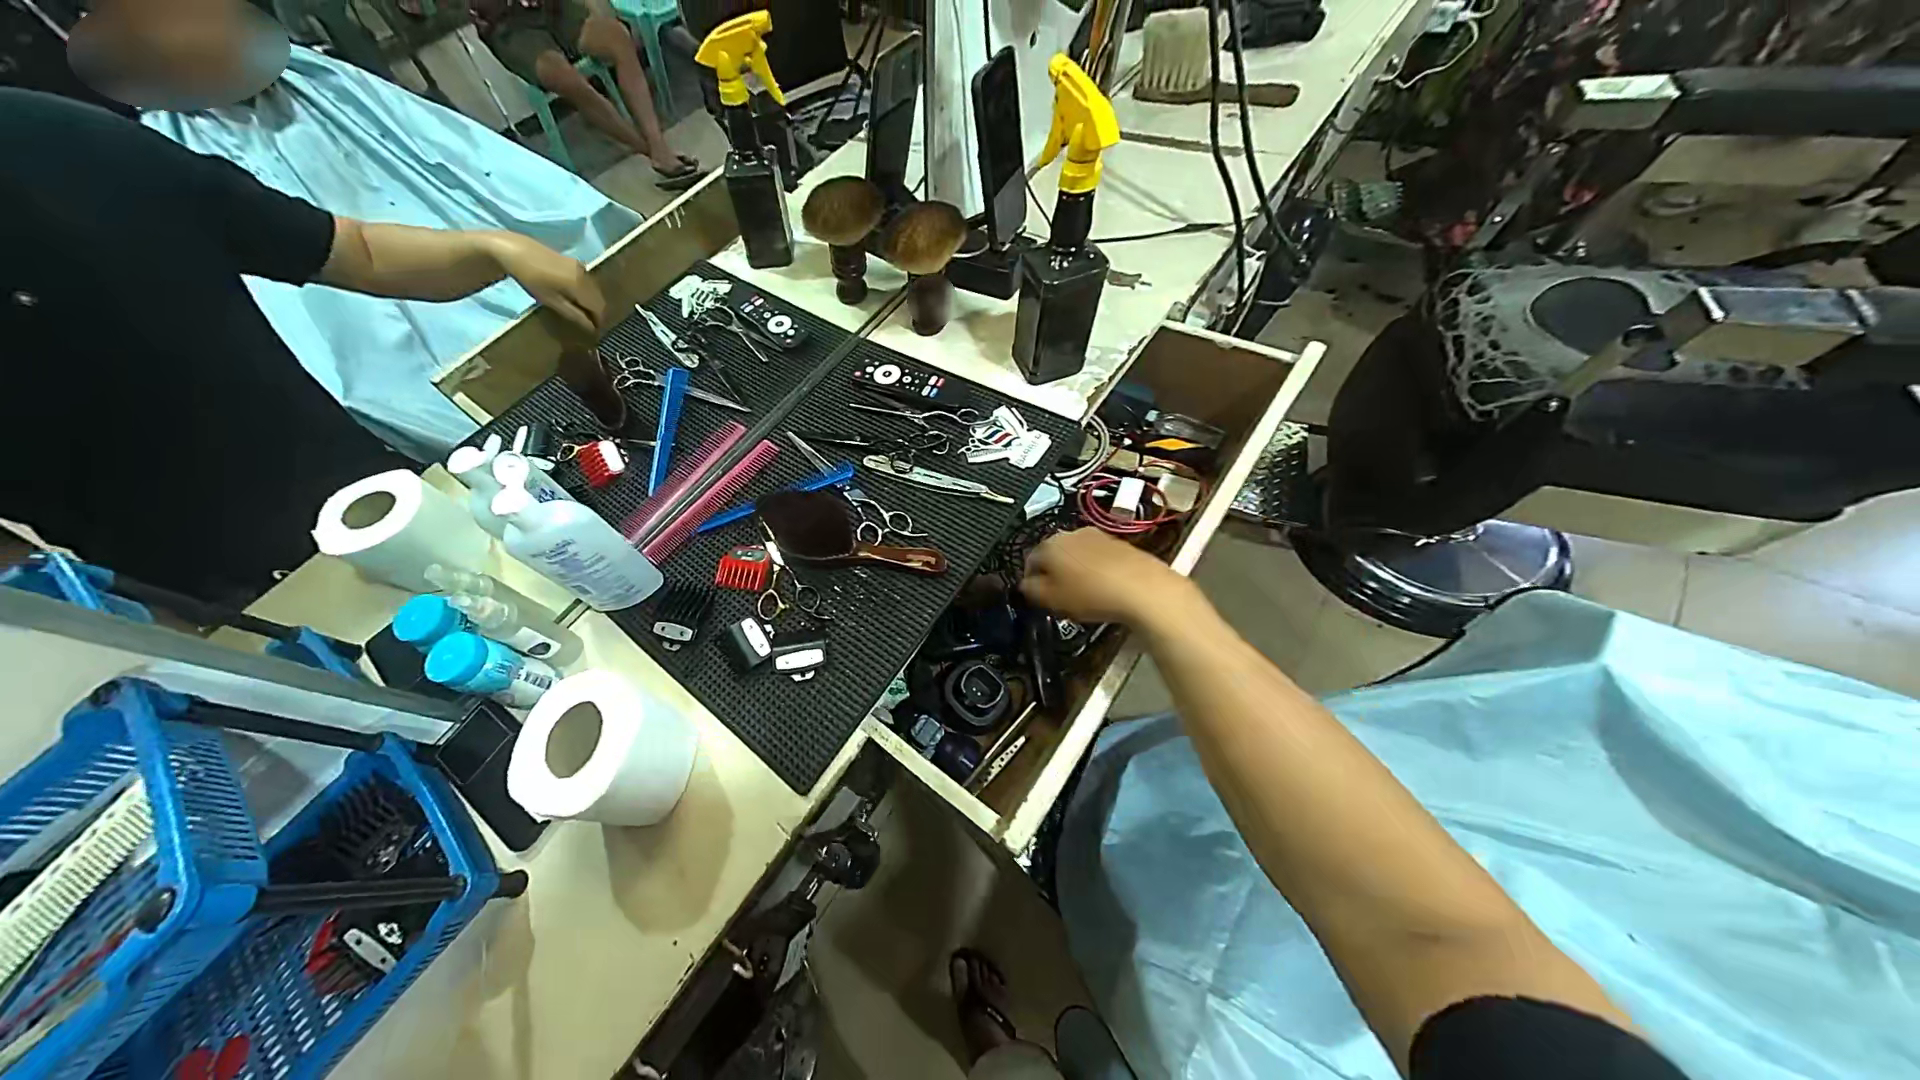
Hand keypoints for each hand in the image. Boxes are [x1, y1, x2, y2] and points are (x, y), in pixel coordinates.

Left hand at [488, 233, 605, 336]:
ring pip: (594, 291)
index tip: (594, 331)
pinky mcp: (575, 263)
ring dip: (592, 303)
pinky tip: (576, 297)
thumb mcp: (551, 301)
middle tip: (589, 324)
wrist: (515, 250)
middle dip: (597, 312)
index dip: (599, 321)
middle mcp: (587, 276)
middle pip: (599, 299)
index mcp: (582, 286)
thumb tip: (592, 329)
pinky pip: (588, 283)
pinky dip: (587, 293)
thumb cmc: (531, 278)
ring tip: (582, 312)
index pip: (599, 308)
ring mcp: (581, 267)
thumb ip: (574, 315)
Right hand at [1019, 528, 1198, 628]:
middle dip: (1054, 574)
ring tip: (1085, 595)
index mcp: (1049, 543)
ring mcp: (1098, 535)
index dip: (1031, 582)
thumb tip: (1025, 584)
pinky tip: (1105, 589)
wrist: (1143, 589)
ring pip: (1077, 555)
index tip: (1038, 599)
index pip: (1029, 561)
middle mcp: (1071, 532)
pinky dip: (1097, 571)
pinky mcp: (1120, 543)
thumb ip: (1030, 590)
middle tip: (1060, 598)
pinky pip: (1099, 558)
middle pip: (1054, 555)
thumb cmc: (1091, 594)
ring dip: (1076, 571)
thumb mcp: (1050, 599)